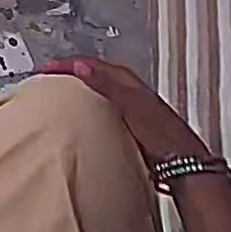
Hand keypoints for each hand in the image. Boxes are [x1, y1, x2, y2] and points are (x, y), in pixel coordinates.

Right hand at [39, 56, 207, 163]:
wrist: (183, 167)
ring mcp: (129, 107)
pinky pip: (100, 108)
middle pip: (93, 74)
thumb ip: (106, 85)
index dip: (66, 64)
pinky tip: (82, 118)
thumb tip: (81, 67)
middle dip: (70, 73)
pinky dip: (87, 107)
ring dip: (78, 89)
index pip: (90, 64)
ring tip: (60, 93)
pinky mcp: (128, 124)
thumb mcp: (130, 105)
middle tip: (49, 77)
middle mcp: (128, 91)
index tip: (47, 69)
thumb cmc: (164, 136)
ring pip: (97, 91)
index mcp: (127, 81)